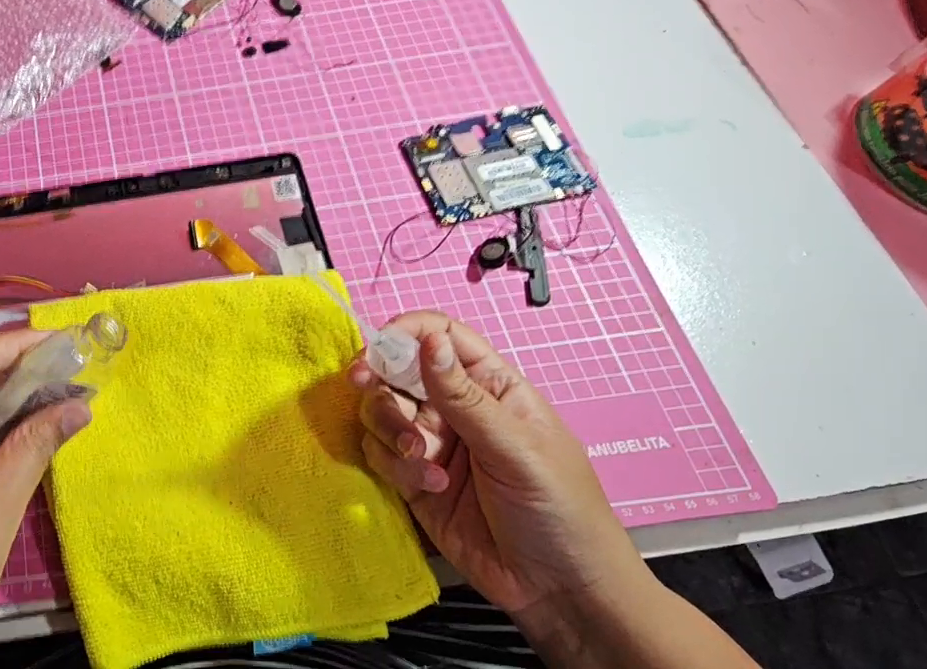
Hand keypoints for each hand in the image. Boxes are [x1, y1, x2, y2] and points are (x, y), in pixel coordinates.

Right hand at [349, 312, 647, 623]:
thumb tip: (428, 341)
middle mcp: (453, 406)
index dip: (406, 332)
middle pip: (396, 370)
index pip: (440, 336)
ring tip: (420, 459)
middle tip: (365, 386)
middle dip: (379, 380)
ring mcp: (431, 441)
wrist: (560, 594)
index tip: (379, 346)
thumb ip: (465, 397)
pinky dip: (394, 466)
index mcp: (489, 385)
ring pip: (380, 410)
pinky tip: (431, 488)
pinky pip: (379, 453)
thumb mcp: (517, 449)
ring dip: (390, 429)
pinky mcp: (411, 477)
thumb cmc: (561, 511)